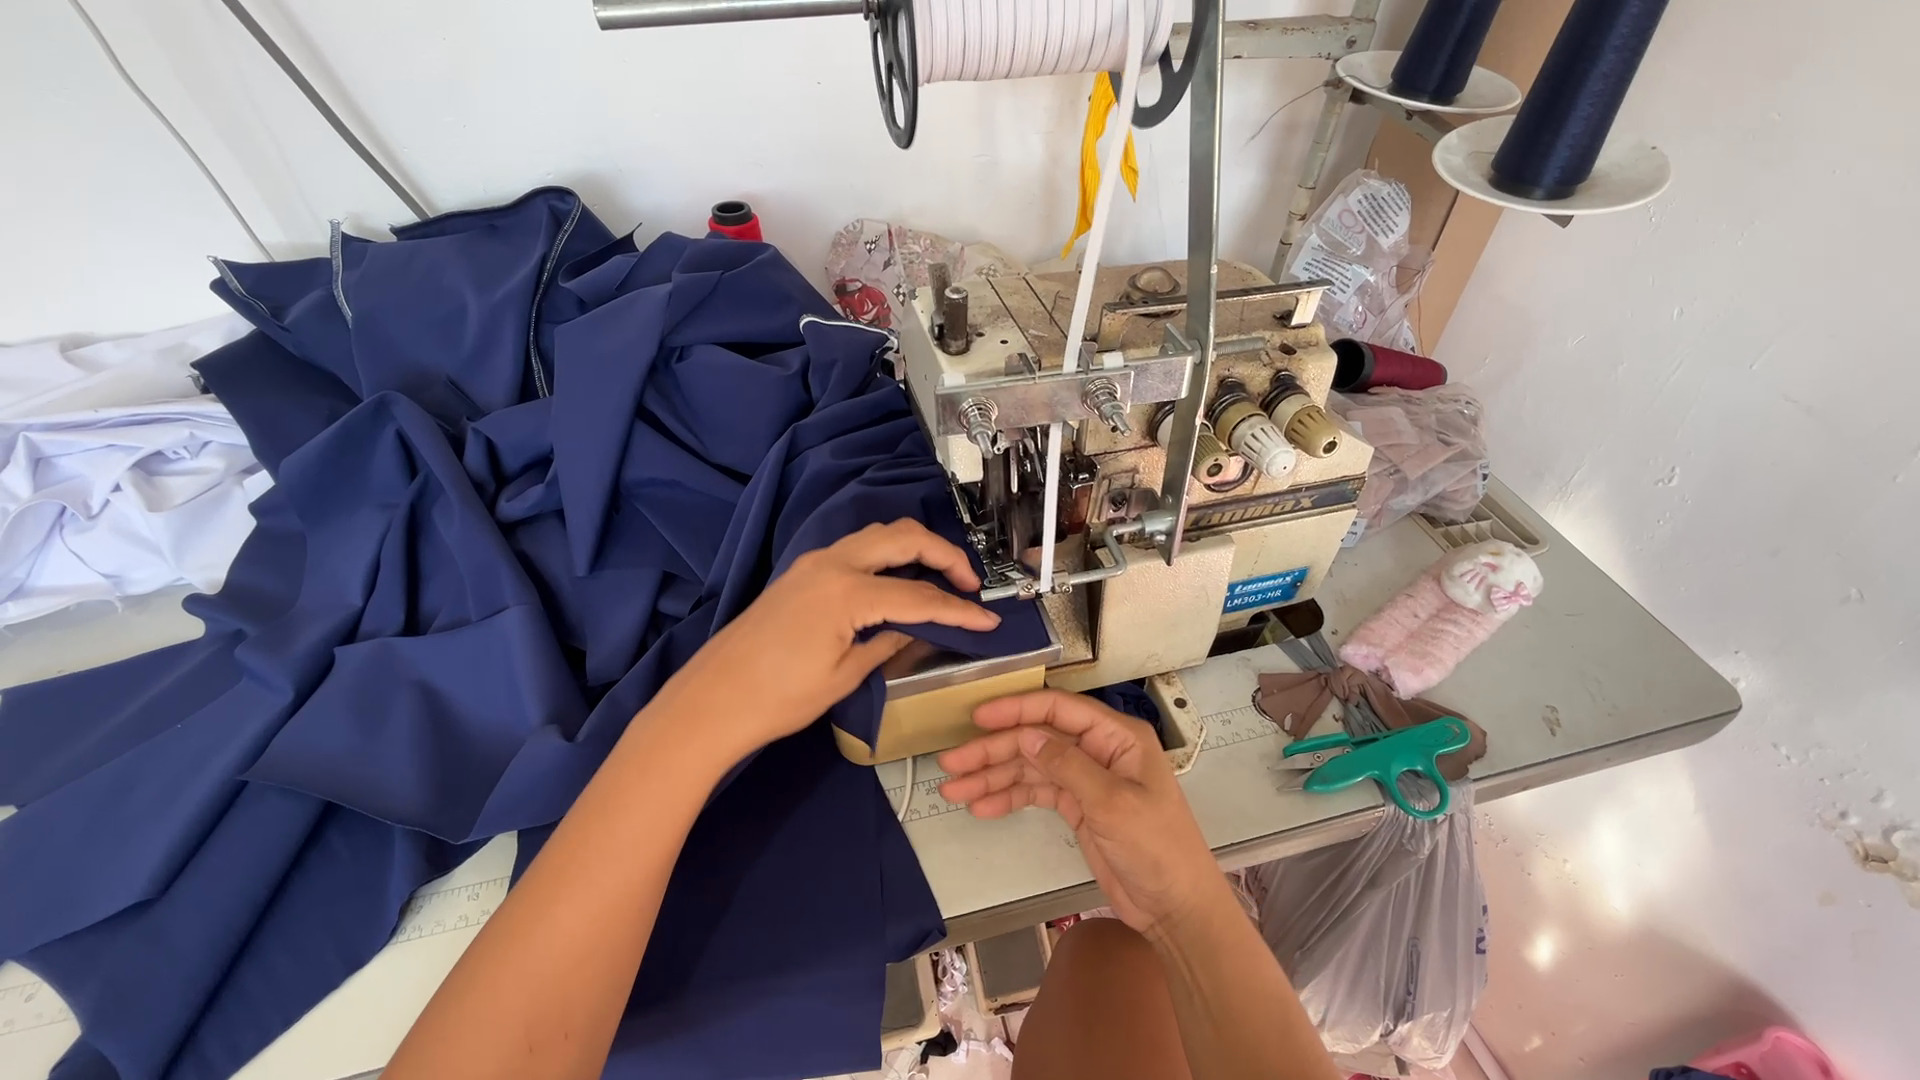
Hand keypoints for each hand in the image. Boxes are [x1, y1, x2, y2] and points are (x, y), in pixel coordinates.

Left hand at [646, 520, 1000, 762]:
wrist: (711, 700)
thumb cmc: (779, 698)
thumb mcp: (844, 676)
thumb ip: (887, 643)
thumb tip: (918, 628)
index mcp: (847, 593)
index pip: (920, 596)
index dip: (959, 610)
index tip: (989, 621)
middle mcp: (831, 564)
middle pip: (902, 538)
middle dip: (944, 554)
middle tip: (969, 583)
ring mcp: (812, 563)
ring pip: (877, 536)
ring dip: (914, 548)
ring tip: (940, 577)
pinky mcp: (800, 572)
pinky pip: (855, 549)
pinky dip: (886, 556)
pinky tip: (897, 581)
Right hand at [937, 691, 1224, 935]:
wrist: (1175, 907)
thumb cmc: (1156, 847)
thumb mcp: (1111, 803)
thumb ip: (1066, 765)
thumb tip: (1026, 734)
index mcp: (1117, 736)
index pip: (1059, 710)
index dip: (1016, 709)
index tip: (978, 717)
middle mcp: (1099, 749)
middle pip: (1037, 740)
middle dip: (993, 750)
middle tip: (951, 764)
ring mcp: (1087, 778)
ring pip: (1031, 766)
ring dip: (993, 776)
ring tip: (953, 789)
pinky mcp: (1078, 807)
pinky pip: (1036, 792)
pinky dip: (1009, 798)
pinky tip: (981, 807)